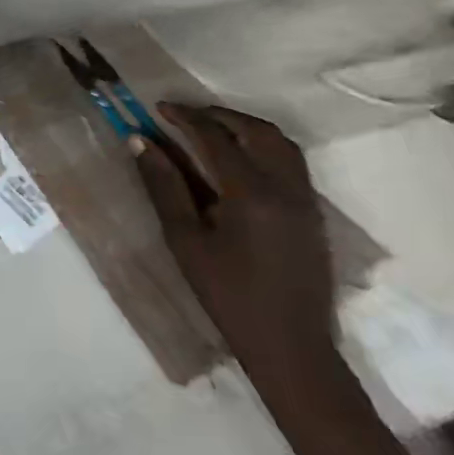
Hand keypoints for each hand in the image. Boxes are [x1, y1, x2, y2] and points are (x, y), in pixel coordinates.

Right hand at [131, 105, 336, 378]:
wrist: (290, 347)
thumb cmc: (228, 295)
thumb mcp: (185, 240)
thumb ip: (164, 185)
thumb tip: (140, 141)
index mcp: (250, 192)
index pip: (215, 136)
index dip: (185, 117)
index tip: (159, 108)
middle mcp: (284, 187)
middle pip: (255, 130)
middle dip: (218, 115)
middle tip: (186, 115)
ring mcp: (305, 199)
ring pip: (280, 142)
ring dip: (245, 126)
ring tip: (213, 129)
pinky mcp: (313, 213)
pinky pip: (292, 161)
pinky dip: (265, 145)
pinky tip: (241, 159)